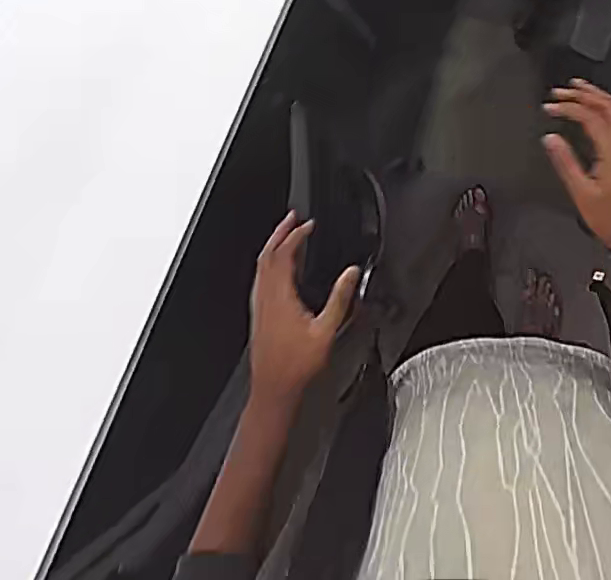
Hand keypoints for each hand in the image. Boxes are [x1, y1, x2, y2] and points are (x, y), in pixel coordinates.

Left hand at [248, 211, 357, 407]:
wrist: (274, 391)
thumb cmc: (297, 366)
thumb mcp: (327, 330)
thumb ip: (340, 298)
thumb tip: (351, 273)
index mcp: (280, 298)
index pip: (283, 256)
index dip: (295, 236)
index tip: (308, 225)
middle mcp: (265, 300)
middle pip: (266, 256)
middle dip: (279, 233)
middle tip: (291, 218)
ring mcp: (260, 308)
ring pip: (260, 268)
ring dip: (272, 246)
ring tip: (284, 235)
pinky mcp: (259, 316)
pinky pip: (260, 280)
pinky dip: (269, 264)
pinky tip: (279, 269)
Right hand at [542, 79, 610, 249]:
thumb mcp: (582, 193)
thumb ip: (565, 162)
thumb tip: (550, 139)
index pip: (589, 116)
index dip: (568, 107)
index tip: (550, 106)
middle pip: (608, 106)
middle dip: (585, 93)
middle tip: (564, 88)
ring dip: (599, 97)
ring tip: (581, 90)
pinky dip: (608, 108)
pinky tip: (598, 112)